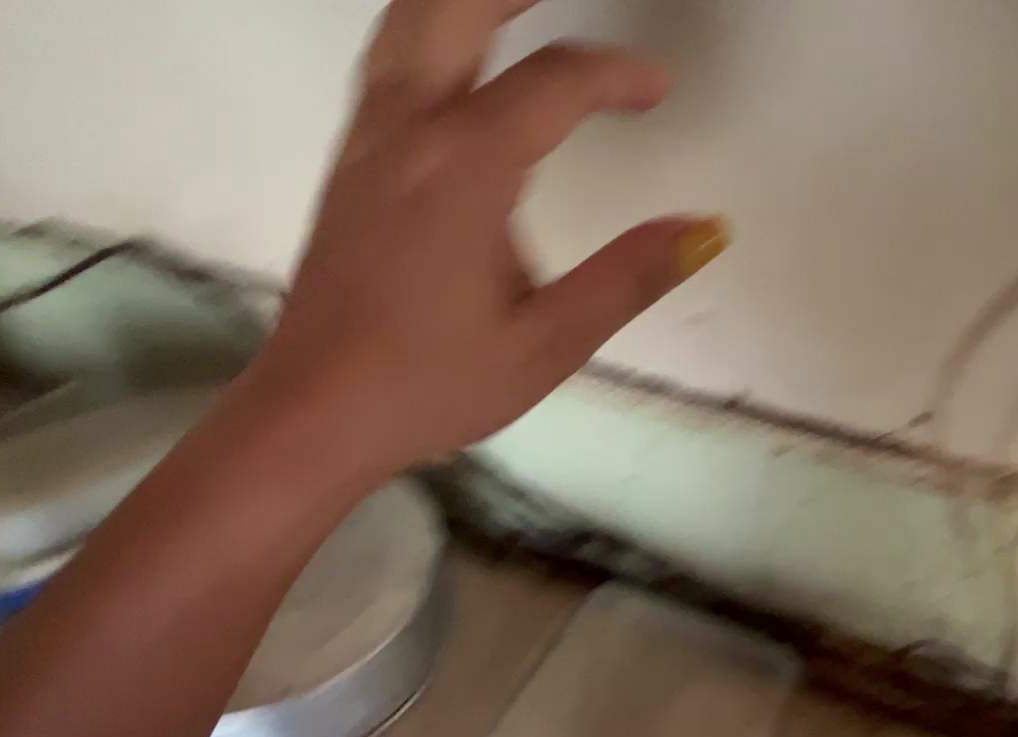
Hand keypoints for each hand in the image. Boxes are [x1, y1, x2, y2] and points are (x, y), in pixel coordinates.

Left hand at [251, 0, 725, 476]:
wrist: (316, 413)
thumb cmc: (432, 384)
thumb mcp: (547, 344)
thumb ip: (627, 279)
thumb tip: (702, 232)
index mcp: (464, 166)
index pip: (556, 82)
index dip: (618, 74)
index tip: (659, 91)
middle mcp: (406, 129)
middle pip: (455, 4)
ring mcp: (365, 142)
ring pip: (408, 21)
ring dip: (467, 0)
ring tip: (521, 4)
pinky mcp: (346, 168)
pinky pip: (388, 65)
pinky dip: (431, 34)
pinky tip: (459, 69)